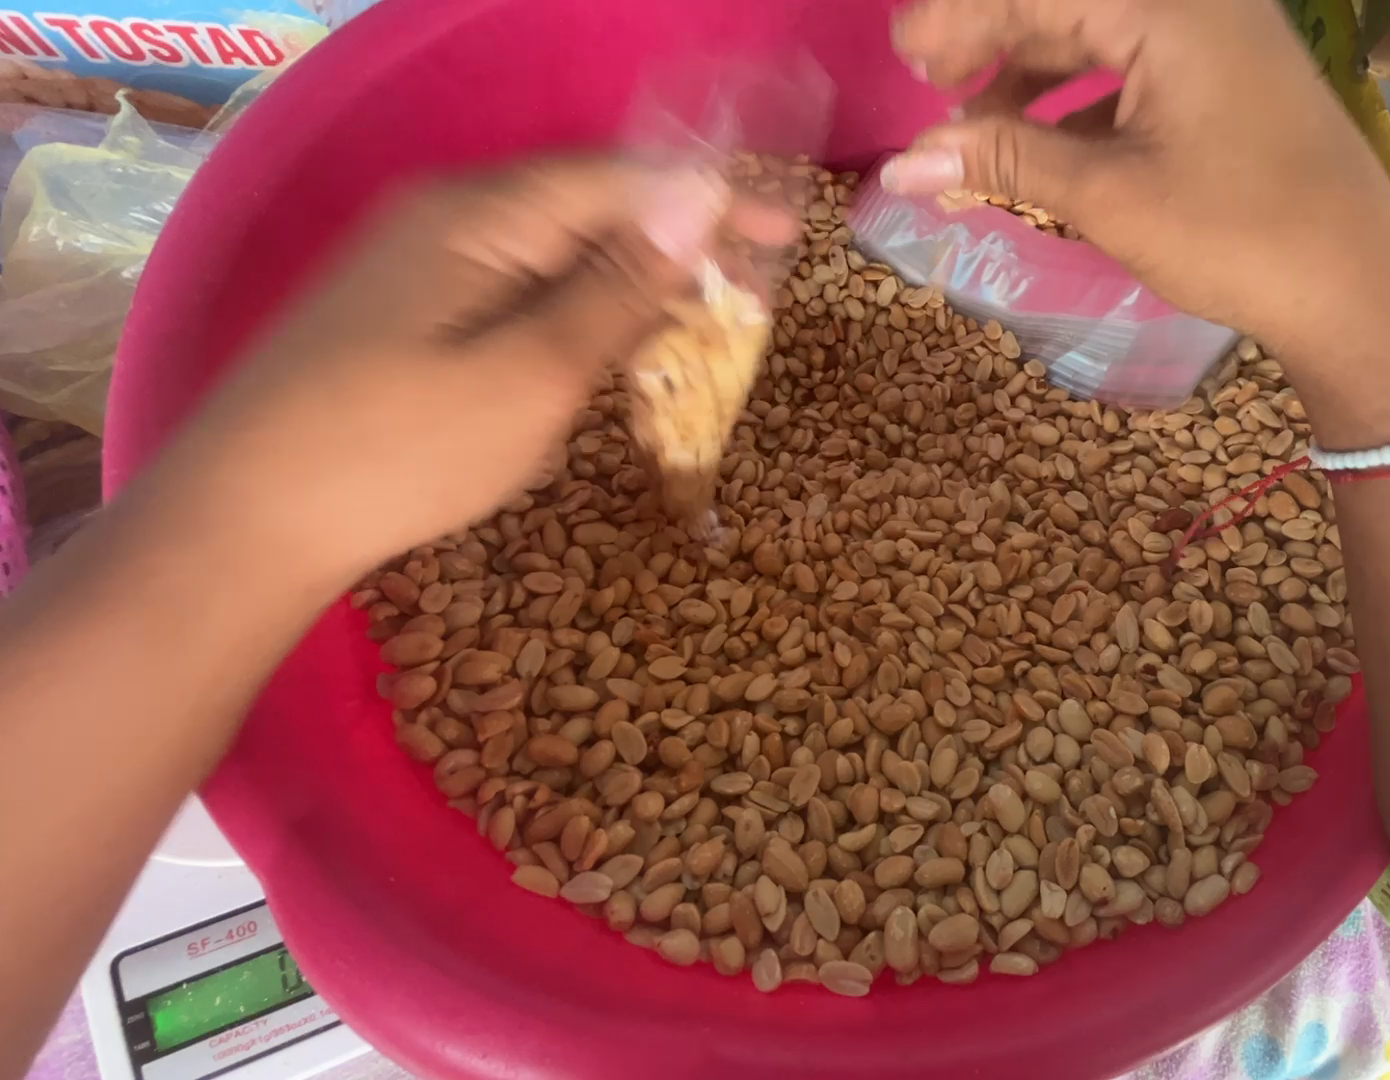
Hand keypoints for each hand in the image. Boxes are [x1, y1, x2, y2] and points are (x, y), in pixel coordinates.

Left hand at [143, 158, 787, 585]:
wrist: (256, 517)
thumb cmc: (406, 449)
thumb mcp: (534, 372)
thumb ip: (616, 289)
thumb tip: (693, 205)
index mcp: (481, 217)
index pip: (622, 182)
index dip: (710, 201)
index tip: (784, 234)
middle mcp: (455, 219)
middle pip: (596, 210)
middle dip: (684, 243)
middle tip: (758, 288)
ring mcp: (435, 266)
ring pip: (568, 253)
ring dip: (644, 280)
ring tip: (712, 317)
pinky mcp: (427, 310)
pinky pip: (534, 290)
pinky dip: (595, 312)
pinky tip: (629, 343)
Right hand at [883, 0, 1389, 377]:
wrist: (1349, 287)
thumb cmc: (1233, 235)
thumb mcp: (1109, 197)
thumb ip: (1008, 163)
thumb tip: (906, 165)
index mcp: (1170, 6)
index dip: (964, 15)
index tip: (904, 53)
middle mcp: (1196, 3)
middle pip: (1070, 4)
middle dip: (991, 39)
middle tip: (927, 80)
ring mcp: (1215, 44)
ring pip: (1099, 40)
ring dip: (1031, 77)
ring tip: (974, 122)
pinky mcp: (1223, 89)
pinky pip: (1131, 77)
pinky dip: (1077, 107)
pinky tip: (1044, 145)